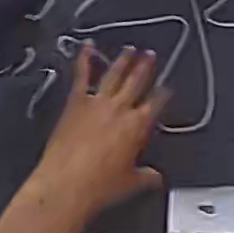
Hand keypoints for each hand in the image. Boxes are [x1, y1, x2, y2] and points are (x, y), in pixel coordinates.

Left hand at [25, 42, 168, 226]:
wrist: (67, 184)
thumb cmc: (98, 186)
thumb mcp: (129, 183)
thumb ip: (146, 177)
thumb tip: (156, 178)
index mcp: (137, 127)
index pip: (156, 104)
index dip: (163, 93)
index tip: (166, 86)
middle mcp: (120, 109)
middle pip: (137, 82)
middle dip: (145, 67)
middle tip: (150, 55)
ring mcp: (97, 102)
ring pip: (114, 74)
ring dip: (123, 60)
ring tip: (130, 49)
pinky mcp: (76, 102)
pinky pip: (82, 75)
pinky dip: (85, 59)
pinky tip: (87, 46)